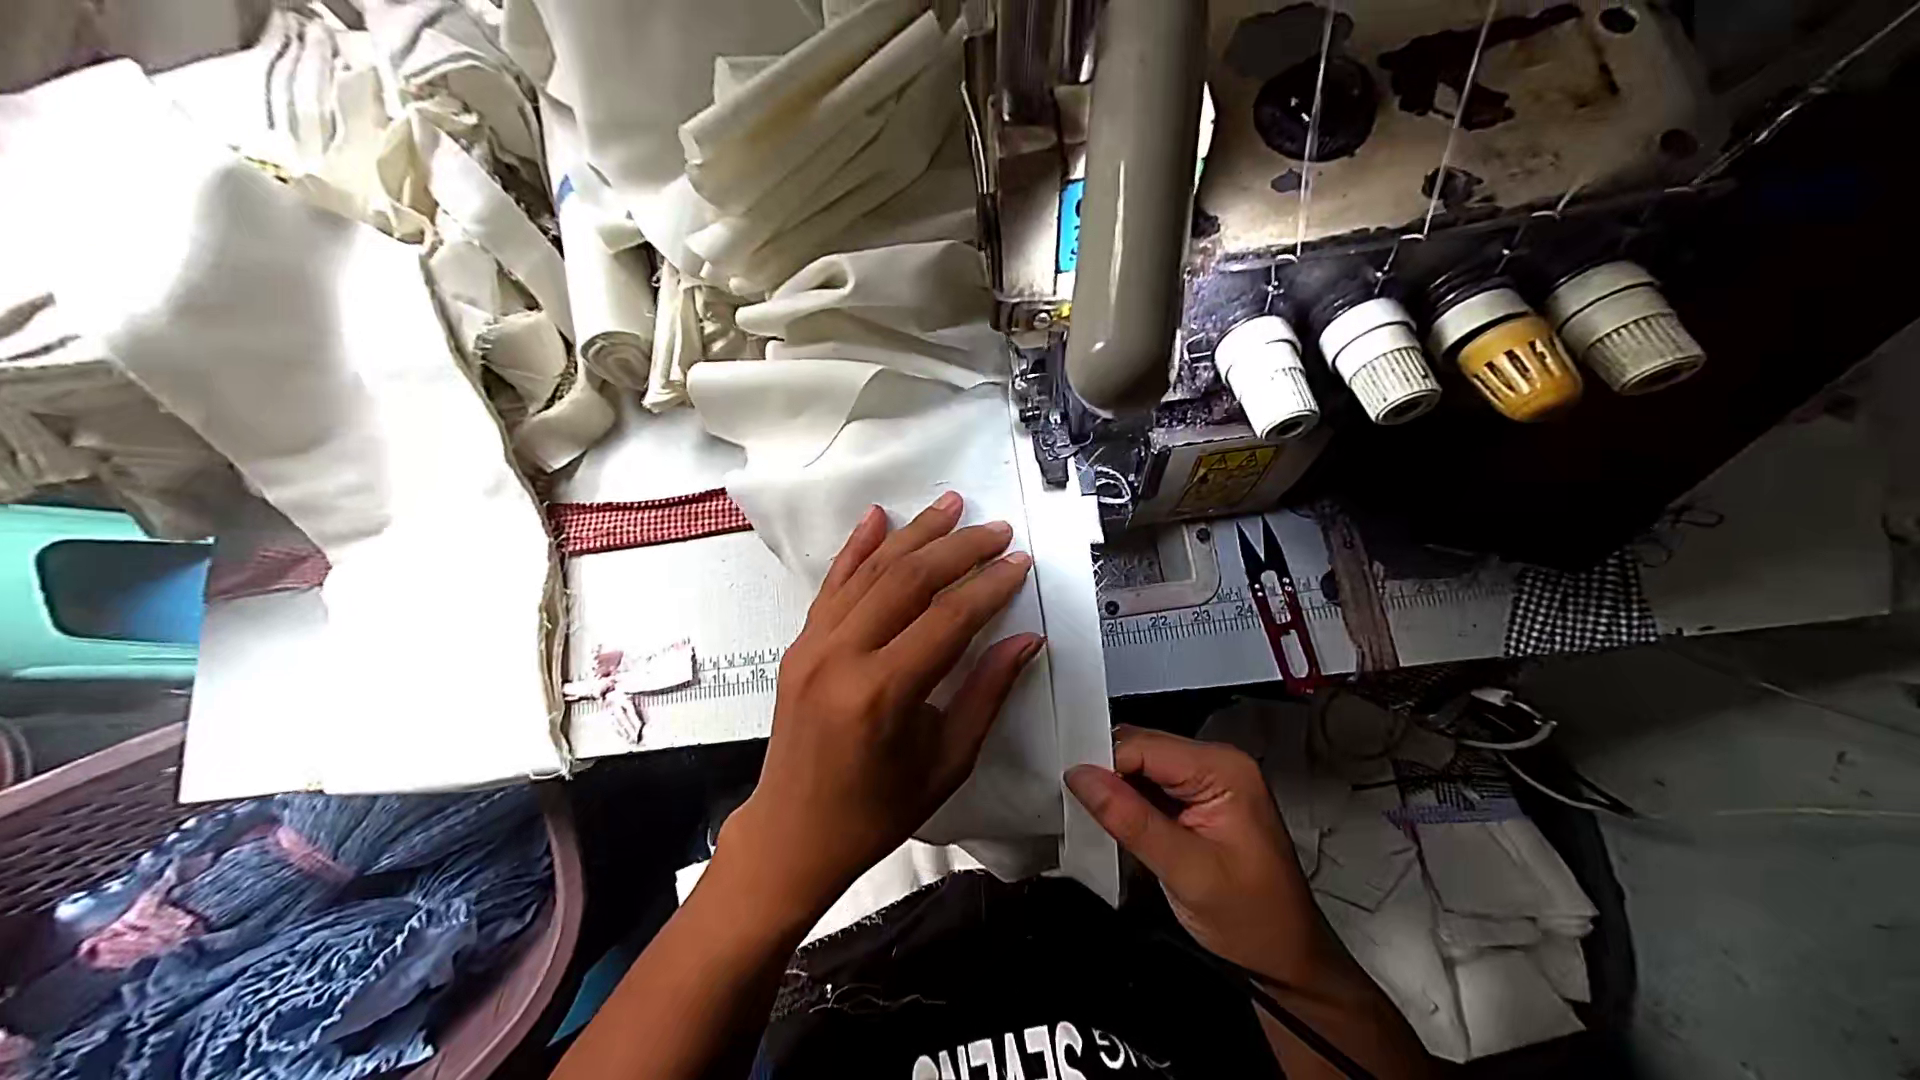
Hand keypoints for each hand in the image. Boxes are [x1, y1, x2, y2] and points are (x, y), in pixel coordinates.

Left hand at [721, 492, 1042, 918]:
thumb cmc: (876, 811)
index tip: (1020, 563)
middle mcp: (842, 657)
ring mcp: (813, 645)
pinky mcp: (800, 644)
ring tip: (950, 505)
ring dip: (914, 534)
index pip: (949, 618)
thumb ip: (986, 693)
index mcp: (883, 693)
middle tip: (997, 529)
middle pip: (909, 581)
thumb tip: (1026, 641)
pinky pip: (833, 585)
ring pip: (871, 572)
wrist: (793, 833)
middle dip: (959, 548)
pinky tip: (877, 517)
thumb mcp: (946, 761)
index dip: (990, 586)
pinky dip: (857, 547)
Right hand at [1065, 727, 1344, 985]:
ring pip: (1138, 765)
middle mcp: (1214, 761)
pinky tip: (1115, 824)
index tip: (1069, 791)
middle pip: (1139, 748)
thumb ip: (1130, 819)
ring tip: (1093, 818)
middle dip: (1105, 774)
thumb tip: (1079, 775)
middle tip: (1077, 808)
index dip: (1102, 764)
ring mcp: (1206, 778)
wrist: (1288, 960)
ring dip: (1114, 789)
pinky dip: (1127, 802)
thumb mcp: (1187, 872)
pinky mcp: (1196, 797)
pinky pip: (1148, 784)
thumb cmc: (1252, 919)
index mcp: (1222, 768)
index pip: (1142, 745)